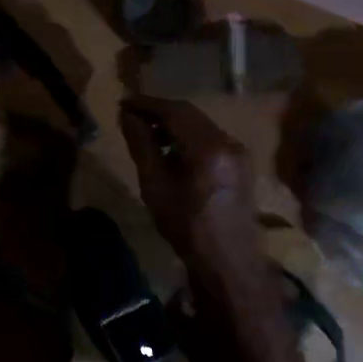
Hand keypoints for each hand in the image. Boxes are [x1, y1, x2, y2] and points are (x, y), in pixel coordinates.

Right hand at [118, 96, 255, 249]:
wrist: (228, 259)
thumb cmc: (186, 225)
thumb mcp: (154, 185)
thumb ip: (141, 145)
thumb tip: (127, 116)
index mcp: (208, 147)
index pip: (174, 110)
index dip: (146, 103)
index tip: (122, 102)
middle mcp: (228, 142)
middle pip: (190, 113)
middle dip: (159, 110)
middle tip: (130, 114)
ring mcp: (238, 151)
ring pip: (200, 124)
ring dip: (173, 123)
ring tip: (145, 131)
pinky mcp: (240, 162)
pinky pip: (210, 137)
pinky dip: (187, 135)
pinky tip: (170, 148)